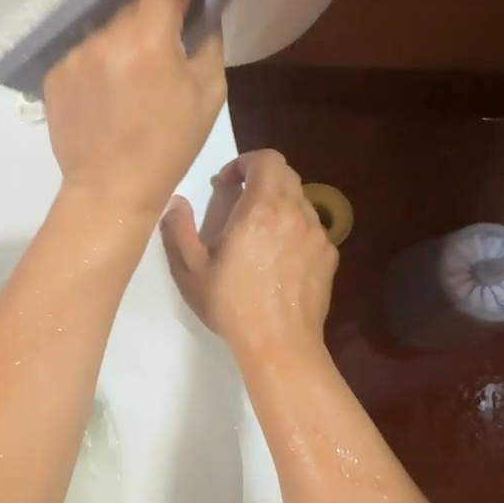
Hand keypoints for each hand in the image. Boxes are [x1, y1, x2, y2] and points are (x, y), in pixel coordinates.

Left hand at [42, 0, 227, 216]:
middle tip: (157, 61)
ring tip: (125, 88)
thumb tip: (198, 14)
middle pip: (132, 6)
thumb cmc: (168, 147)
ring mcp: (74, 56)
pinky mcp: (54, 75)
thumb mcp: (209, 94)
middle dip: (149, 25)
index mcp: (148, 38)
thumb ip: (207, 41)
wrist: (110, 189)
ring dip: (119, 47)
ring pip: (105, 32)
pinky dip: (95, 68)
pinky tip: (102, 100)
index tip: (184, 2)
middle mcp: (105, 37)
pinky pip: (82, 55)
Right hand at [160, 150, 337, 360]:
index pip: (266, 159)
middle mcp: (294, 212)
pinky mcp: (328, 255)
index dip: (245, 162)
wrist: (279, 343)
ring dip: (278, 205)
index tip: (227, 183)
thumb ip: (179, 230)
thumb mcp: (191, 271)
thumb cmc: (231, 305)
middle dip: (261, 180)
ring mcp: (317, 233)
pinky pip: (311, 228)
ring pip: (300, 201)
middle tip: (238, 205)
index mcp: (260, 209)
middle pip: (286, 174)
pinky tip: (278, 259)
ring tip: (258, 234)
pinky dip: (294, 230)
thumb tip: (175, 203)